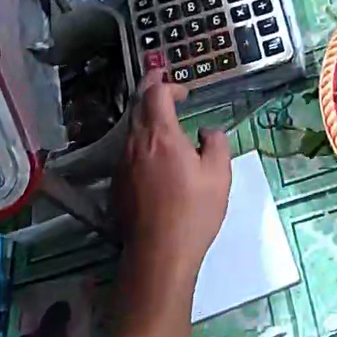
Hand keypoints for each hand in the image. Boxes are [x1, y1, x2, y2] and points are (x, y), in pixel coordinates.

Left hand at [115, 69, 231, 318]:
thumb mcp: (219, 174)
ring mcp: (122, 165)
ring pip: (131, 130)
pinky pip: (128, 153)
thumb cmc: (193, 211)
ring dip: (146, 119)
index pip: (156, 94)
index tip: (183, 92)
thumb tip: (206, 132)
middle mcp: (135, 144)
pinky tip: (155, 157)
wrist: (159, 252)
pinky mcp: (118, 184)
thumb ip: (216, 143)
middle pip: (137, 106)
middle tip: (163, 84)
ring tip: (163, 121)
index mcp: (161, 136)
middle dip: (150, 91)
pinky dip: (141, 143)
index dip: (168, 86)